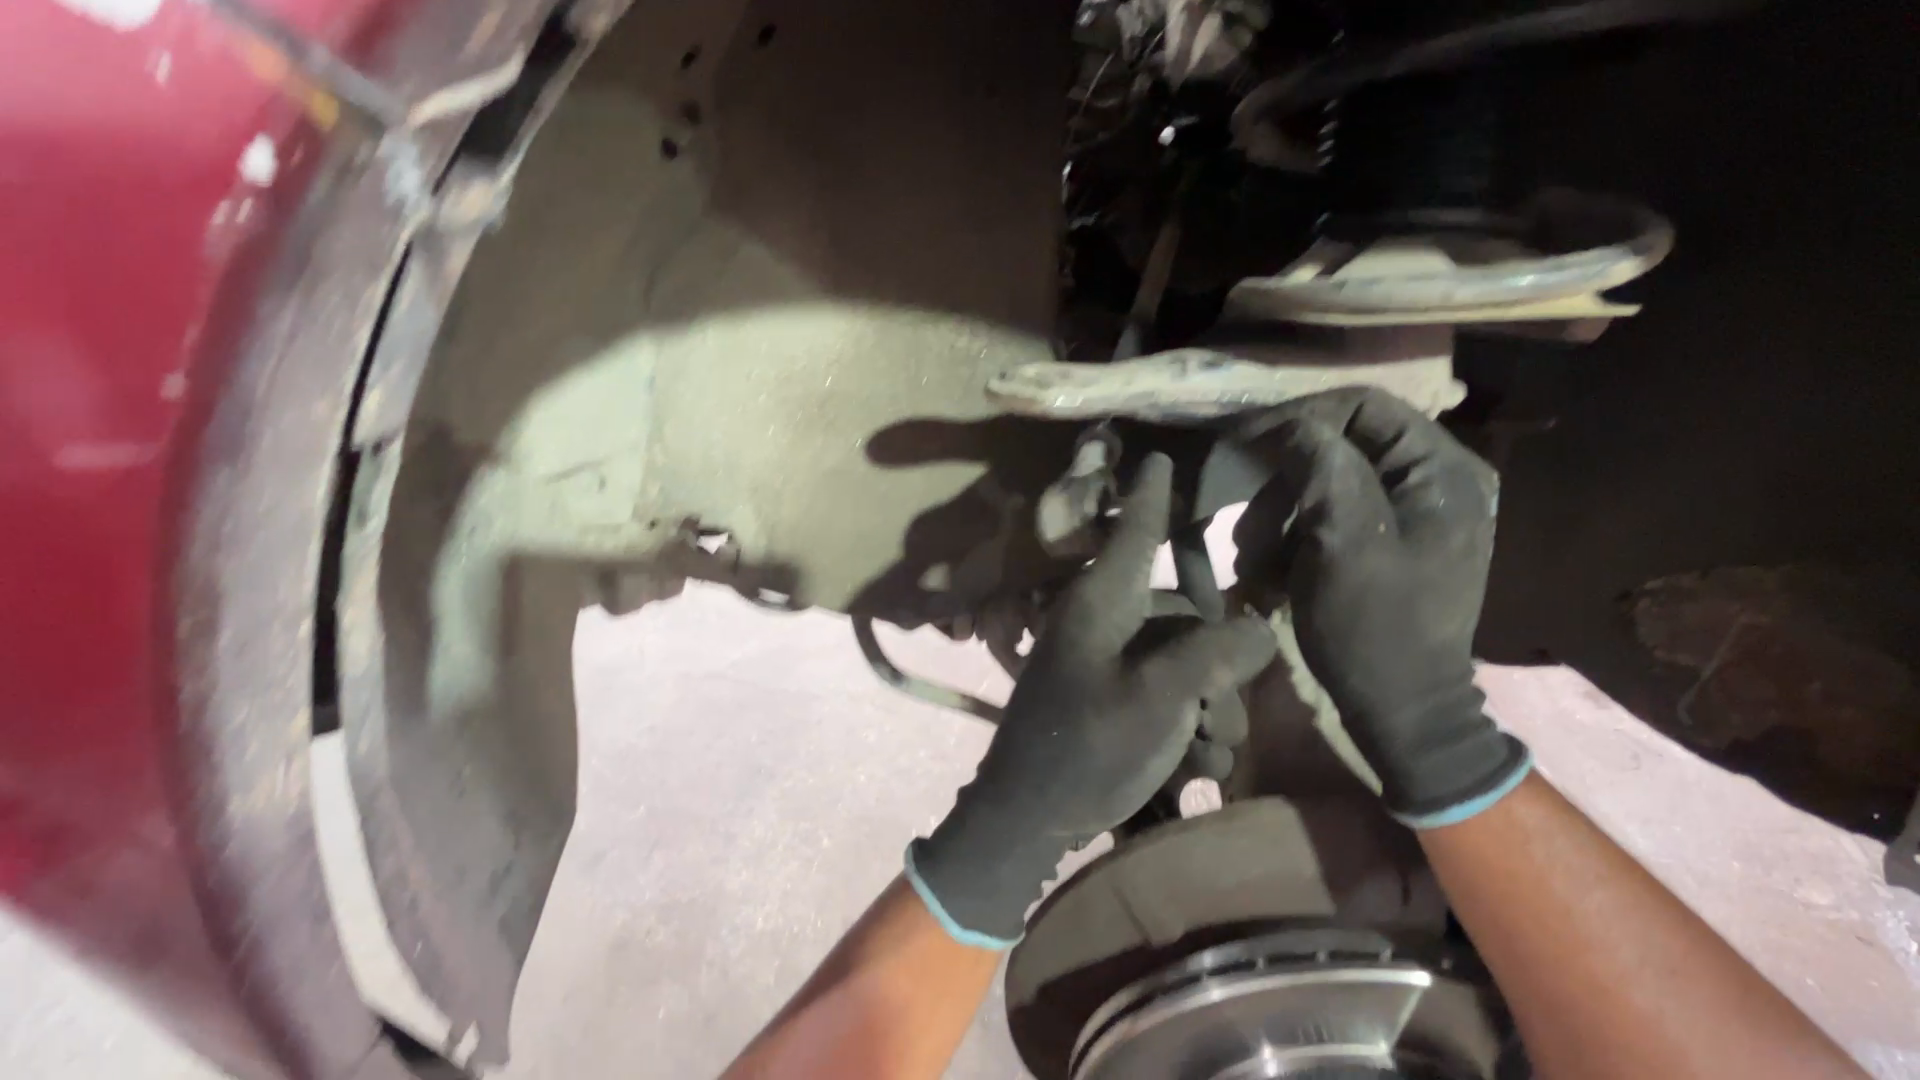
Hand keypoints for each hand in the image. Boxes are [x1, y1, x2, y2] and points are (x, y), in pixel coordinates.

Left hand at [908, 454, 1277, 946]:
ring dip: (1212, 710)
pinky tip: (1195, 766)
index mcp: (1105, 601)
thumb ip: (1214, 654)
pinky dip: (1192, 730)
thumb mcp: (1158, 696)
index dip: (1153, 495)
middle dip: (1220, 670)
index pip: (1134, 532)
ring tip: (1206, 752)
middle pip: (1189, 618)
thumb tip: (1257, 627)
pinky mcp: (1119, 700)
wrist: (1032, 815)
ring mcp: (1114, 663)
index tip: (1161, 456)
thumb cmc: (1087, 744)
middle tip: (1222, 718)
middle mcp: (1110, 621)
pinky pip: (1175, 698)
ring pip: (1191, 664)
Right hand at [1232, 388, 1529, 827]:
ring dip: (1280, 515)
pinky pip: (1332, 516)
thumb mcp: (1342, 542)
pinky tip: (1270, 574)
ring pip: (1329, 482)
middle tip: (1246, 528)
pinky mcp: (1392, 543)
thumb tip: (1291, 424)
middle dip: (1283, 482)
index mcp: (1442, 471)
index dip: (1297, 421)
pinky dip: (1294, 538)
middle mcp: (1436, 480)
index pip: (1362, 407)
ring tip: (1252, 560)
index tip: (1242, 451)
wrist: (1402, 710)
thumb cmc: (1374, 627)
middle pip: (1341, 445)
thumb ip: (1322, 467)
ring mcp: (1415, 514)